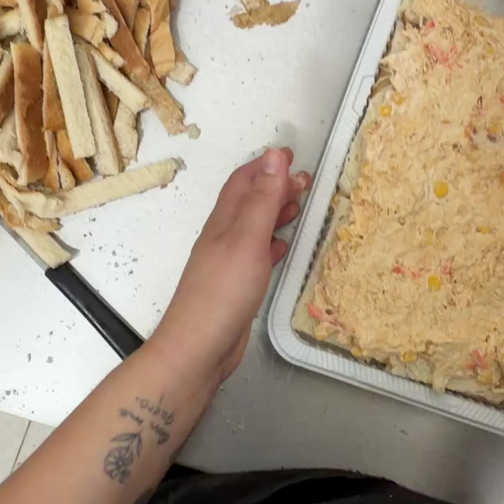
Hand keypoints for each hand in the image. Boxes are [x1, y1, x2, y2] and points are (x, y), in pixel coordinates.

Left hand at [150, 147, 309, 382]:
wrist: (198, 348)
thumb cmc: (223, 292)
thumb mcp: (246, 238)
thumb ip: (262, 198)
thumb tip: (273, 155)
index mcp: (224, 221)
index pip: (244, 181)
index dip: (266, 165)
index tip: (291, 155)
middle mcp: (224, 237)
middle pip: (249, 201)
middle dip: (275, 186)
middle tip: (305, 181)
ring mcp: (229, 263)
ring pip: (254, 227)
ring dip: (275, 212)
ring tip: (299, 206)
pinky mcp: (237, 286)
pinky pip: (257, 254)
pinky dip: (272, 243)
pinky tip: (282, 246)